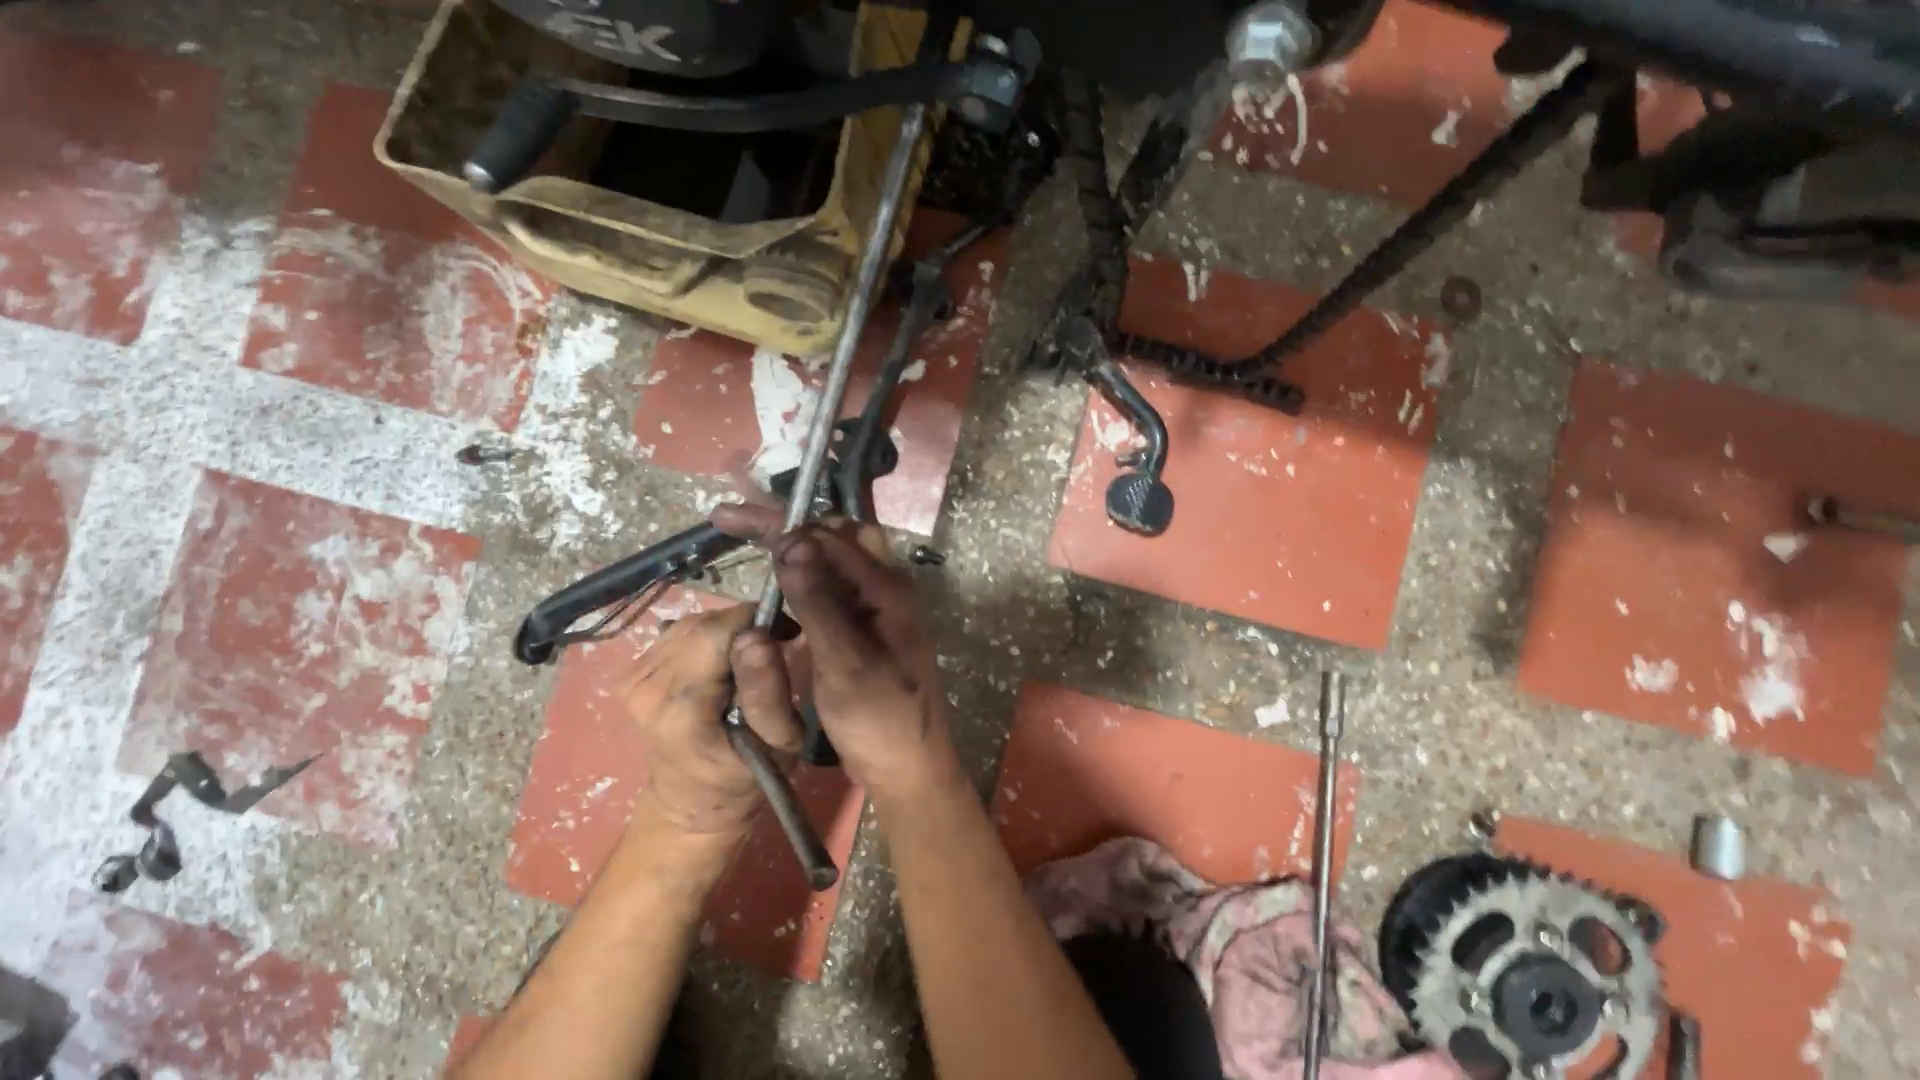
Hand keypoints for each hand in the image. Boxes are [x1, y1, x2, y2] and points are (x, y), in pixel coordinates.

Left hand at [620, 605, 802, 837]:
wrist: (690, 805)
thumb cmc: (744, 778)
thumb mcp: (777, 744)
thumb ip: (767, 690)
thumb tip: (757, 634)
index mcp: (681, 707)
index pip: (717, 631)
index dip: (755, 621)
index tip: (786, 635)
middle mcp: (646, 687)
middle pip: (703, 624)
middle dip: (742, 626)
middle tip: (771, 649)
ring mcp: (632, 679)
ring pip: (689, 624)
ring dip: (724, 632)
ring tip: (747, 660)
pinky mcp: (630, 674)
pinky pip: (676, 635)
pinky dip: (705, 640)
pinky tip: (719, 665)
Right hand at [711, 505, 953, 803]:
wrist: (908, 769)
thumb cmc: (880, 719)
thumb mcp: (845, 663)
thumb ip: (818, 602)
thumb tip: (790, 541)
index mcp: (886, 589)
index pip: (827, 537)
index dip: (777, 524)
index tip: (728, 519)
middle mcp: (883, 588)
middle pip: (832, 536)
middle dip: (784, 524)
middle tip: (733, 519)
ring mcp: (875, 608)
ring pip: (831, 560)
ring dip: (792, 547)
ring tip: (747, 536)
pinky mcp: (863, 629)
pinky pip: (831, 588)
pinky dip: (801, 577)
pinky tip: (776, 582)